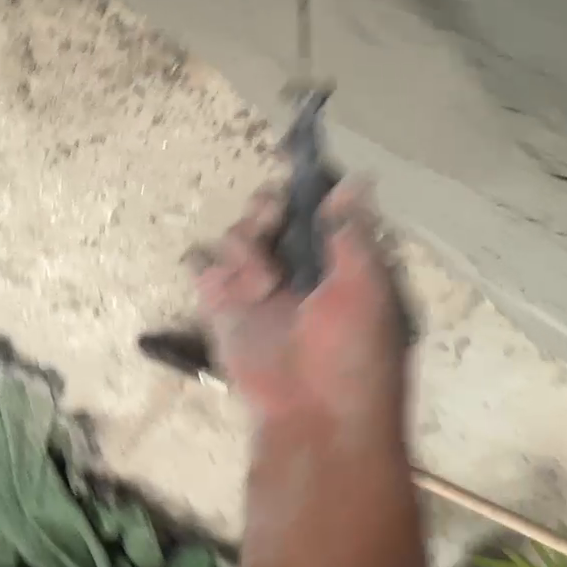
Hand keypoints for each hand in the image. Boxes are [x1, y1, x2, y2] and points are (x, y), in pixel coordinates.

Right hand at [193, 180, 409, 439]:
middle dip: (264, 210)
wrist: (312, 414)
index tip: (290, 153)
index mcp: (337, 259)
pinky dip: (207, 269)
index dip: (304, 182)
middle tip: (268, 221)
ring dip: (243, 250)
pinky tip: (227, 289)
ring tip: (258, 285)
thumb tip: (357, 178)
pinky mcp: (220, 302)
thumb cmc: (355, 355)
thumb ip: (352, 236)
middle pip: (267, 211)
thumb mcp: (367, 292)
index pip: (317, 206)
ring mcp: (254, 283)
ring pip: (234, 234)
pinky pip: (200, 265)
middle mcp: (294, 264)